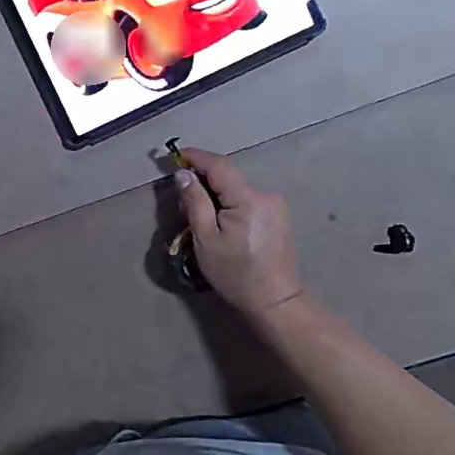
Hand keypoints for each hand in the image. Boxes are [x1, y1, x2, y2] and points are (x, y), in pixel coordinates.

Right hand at [174, 148, 306, 316]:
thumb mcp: (206, 240)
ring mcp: (275, 205)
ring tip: (200, 214)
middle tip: (183, 194)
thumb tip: (184, 175)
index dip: (197, 157)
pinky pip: (248, 200)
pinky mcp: (278, 216)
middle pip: (229, 177)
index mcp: (249, 200)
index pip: (220, 166)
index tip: (177, 154)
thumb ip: (195, 203)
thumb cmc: (235, 274)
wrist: (274, 300)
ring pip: (238, 189)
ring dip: (217, 194)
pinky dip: (231, 203)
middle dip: (204, 180)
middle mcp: (266, 196)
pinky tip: (221, 221)